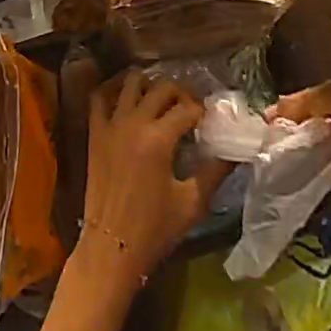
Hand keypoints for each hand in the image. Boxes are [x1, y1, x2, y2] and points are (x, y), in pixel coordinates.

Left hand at [40, 69, 230, 330]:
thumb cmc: (154, 229)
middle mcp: (134, 122)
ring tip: (162, 100)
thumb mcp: (192, 203)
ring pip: (131, 83)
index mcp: (159, 139)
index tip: (210, 119)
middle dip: (181, 93)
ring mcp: (111, 124)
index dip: (202, 110)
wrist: (111, 247)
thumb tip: (235, 151)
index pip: (187, 108)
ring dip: (150, 85)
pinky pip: (100, 97)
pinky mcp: (95, 132)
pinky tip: (127, 96)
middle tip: (191, 108)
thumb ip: (215, 172)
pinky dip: (113, 89)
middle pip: (162, 88)